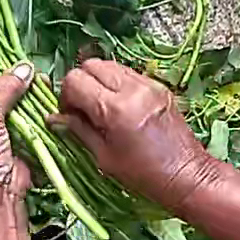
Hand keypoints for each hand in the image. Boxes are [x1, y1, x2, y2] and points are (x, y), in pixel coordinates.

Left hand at [0, 64, 34, 213]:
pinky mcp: (7, 138)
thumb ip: (4, 89)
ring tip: (34, 74)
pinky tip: (40, 91)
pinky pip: (18, 116)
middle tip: (17, 60)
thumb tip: (24, 68)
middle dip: (0, 76)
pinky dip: (29, 107)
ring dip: (19, 91)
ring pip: (2, 101)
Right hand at [51, 60, 222, 208]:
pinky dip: (118, 84)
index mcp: (115, 109)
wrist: (186, 175)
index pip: (75, 80)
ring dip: (99, 81)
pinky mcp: (160, 86)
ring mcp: (149, 85)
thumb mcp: (105, 157)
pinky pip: (129, 74)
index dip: (66, 96)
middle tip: (83, 108)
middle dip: (81, 83)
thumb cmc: (143, 175)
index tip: (69, 114)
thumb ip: (79, 131)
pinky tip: (122, 107)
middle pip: (91, 64)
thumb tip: (53, 118)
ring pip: (111, 65)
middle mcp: (132, 89)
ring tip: (102, 108)